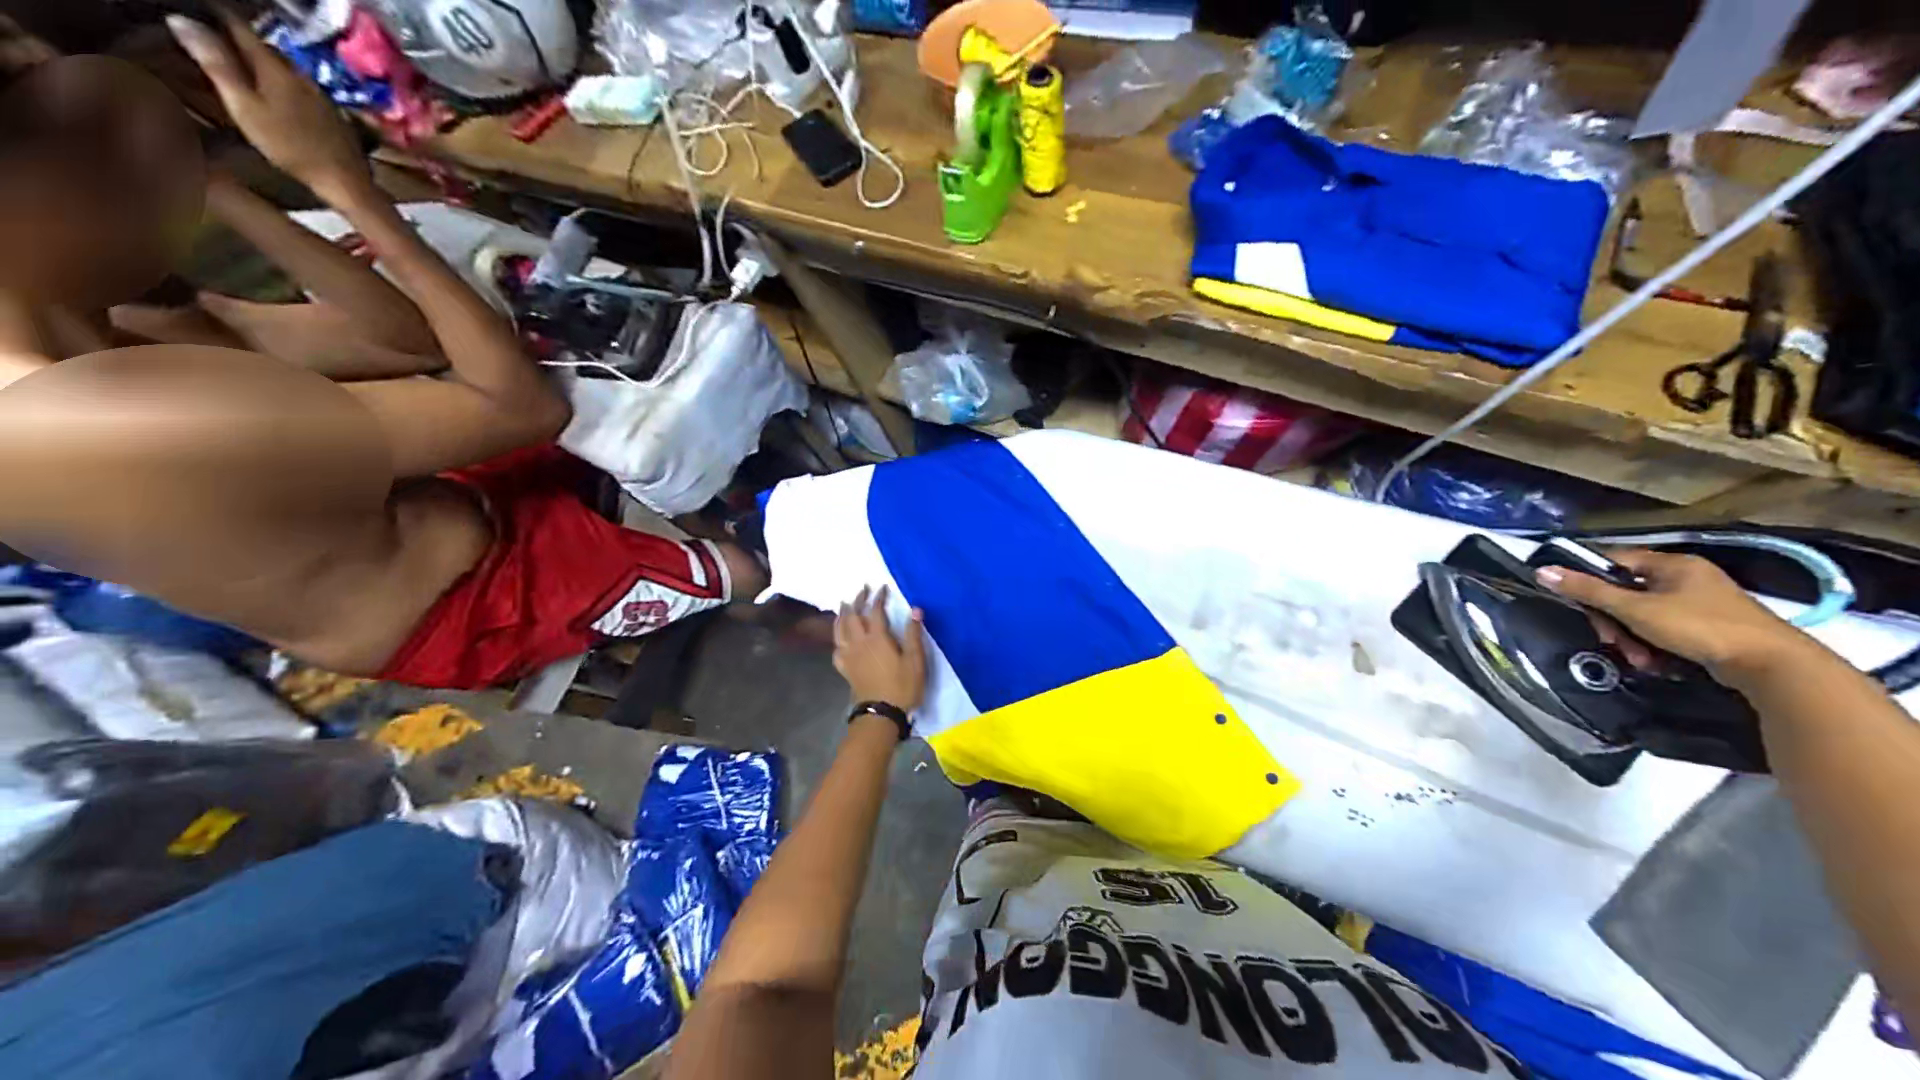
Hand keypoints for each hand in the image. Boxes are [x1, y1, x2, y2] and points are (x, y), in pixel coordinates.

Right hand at [167, 9, 367, 194]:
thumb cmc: (290, 146)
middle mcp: (302, 76)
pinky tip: (278, 94)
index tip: (198, 7)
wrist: (345, 179)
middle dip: (241, 39)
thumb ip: (217, 65)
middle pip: (267, 47)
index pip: (241, 27)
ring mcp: (322, 96)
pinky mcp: (334, 114)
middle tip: (217, 37)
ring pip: (287, 67)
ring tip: (243, 63)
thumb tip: (182, 21)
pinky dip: (283, 82)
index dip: (216, 13)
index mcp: (276, 68)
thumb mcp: (244, 106)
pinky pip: (302, 87)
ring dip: (264, 61)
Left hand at [833, 585, 926, 712]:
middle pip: (853, 616)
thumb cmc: (902, 687)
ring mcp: (849, 655)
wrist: (880, 714)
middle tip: (862, 590)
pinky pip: (836, 647)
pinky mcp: (845, 668)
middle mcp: (859, 642)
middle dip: (857, 600)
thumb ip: (913, 634)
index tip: (882, 587)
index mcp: (877, 638)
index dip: (878, 597)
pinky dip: (837, 637)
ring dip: (843, 614)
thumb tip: (915, 609)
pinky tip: (840, 638)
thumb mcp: (915, 661)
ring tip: (845, 605)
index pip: (875, 611)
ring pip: (840, 629)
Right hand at [1536, 548, 1816, 684]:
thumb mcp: (1635, 609)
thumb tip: (1542, 571)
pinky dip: (1654, 646)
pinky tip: (1657, 663)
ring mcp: (1699, 604)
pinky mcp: (1708, 628)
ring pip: (1642, 616)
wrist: (1772, 665)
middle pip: (1625, 593)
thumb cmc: (1700, 627)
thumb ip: (1587, 590)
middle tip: (1612, 641)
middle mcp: (1686, 578)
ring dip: (1632, 639)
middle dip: (1613, 621)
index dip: (1589, 579)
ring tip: (1640, 659)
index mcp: (1672, 565)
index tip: (1579, 603)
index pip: (1613, 561)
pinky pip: (1663, 631)